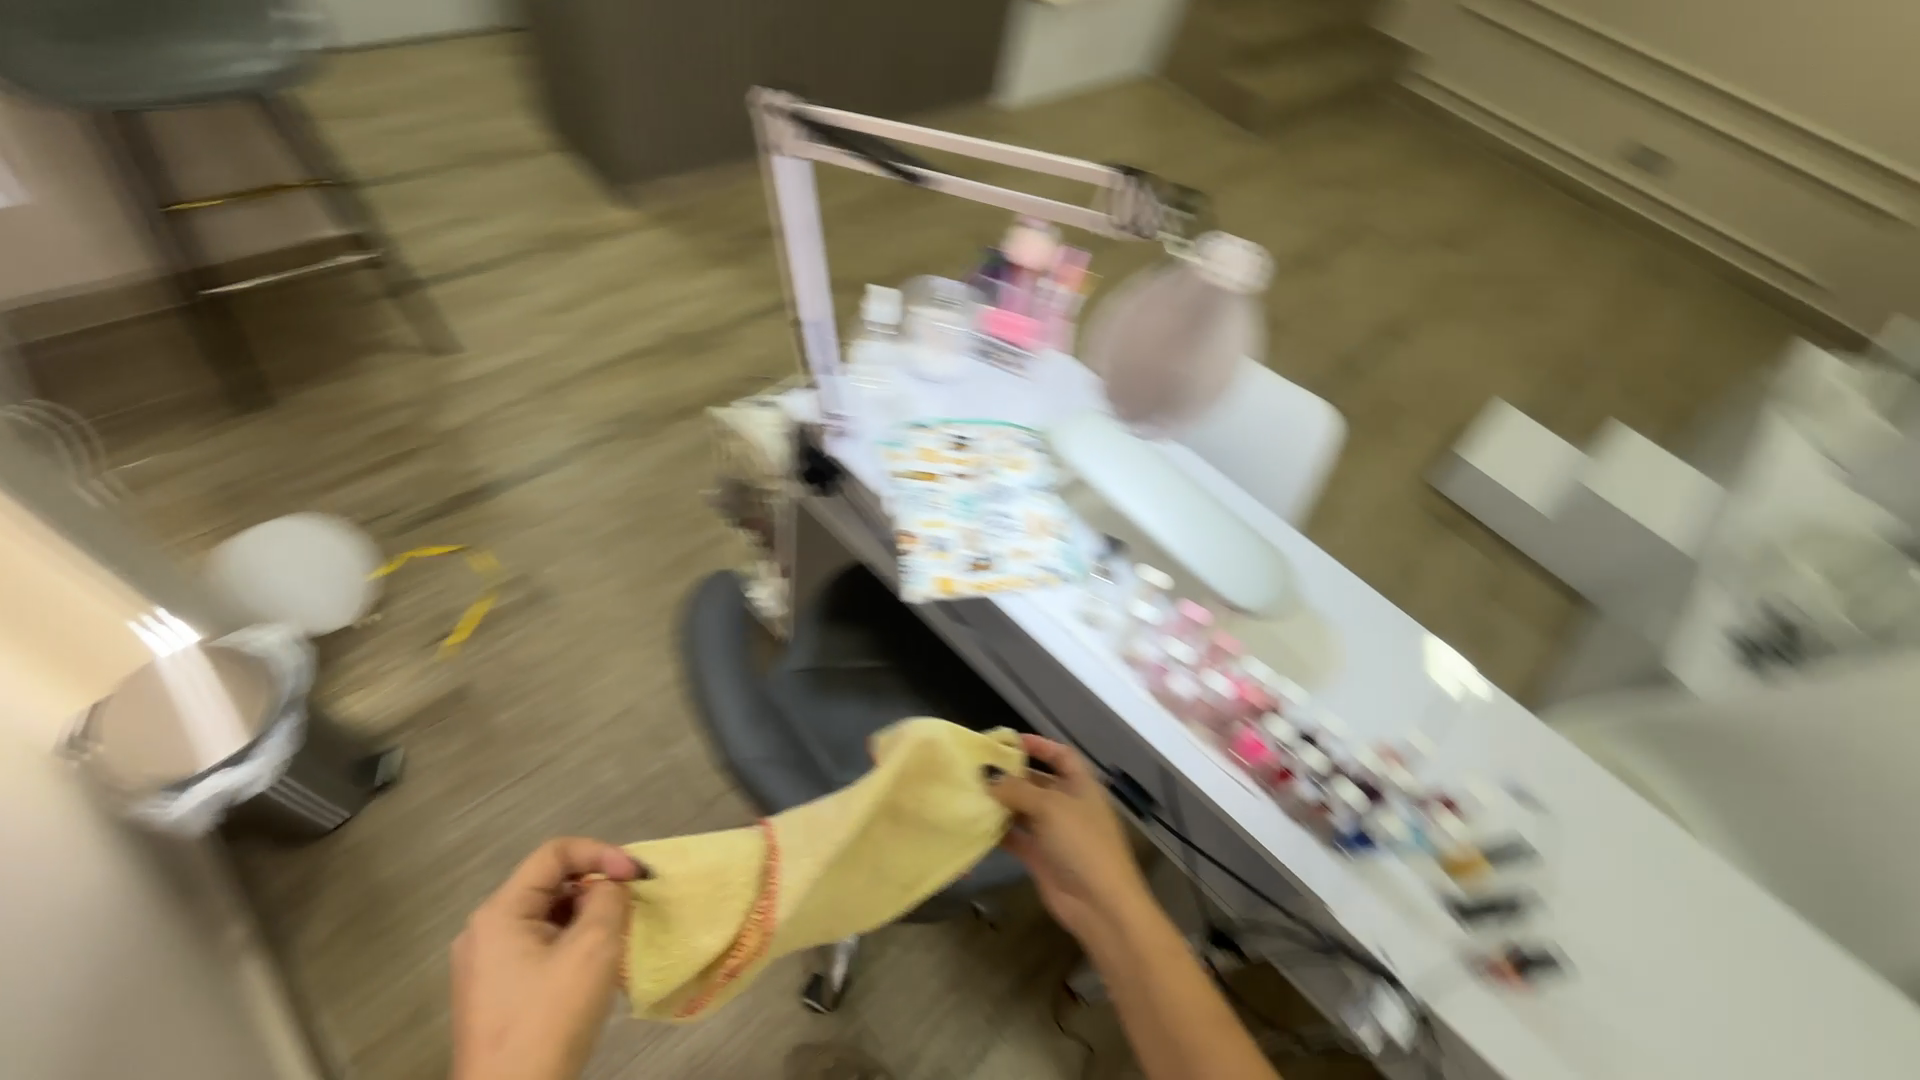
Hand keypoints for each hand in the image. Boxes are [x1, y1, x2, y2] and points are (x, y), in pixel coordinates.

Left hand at [450, 838, 649, 1079]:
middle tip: (629, 910)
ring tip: (614, 942)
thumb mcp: (594, 947)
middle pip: (548, 884)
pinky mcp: (492, 993)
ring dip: (585, 919)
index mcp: (499, 912)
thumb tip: (607, 887)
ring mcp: (483, 965)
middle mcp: (483, 931)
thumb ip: (608, 898)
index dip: (601, 853)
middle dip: (594, 888)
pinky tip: (590, 973)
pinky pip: (536, 947)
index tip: (636, 877)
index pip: (555, 853)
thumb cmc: (550, 1017)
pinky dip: (569, 945)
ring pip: (545, 918)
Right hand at [986, 735, 1153, 944]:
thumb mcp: (1050, 807)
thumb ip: (1017, 789)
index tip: (1009, 741)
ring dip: (1001, 802)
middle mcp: (1067, 805)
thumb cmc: (1082, 843)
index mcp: (1081, 786)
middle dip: (1011, 775)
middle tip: (977, 767)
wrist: (1100, 904)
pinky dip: (998, 830)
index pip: (1061, 755)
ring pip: (1023, 809)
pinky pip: (1015, 836)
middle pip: (1037, 782)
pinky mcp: (1040, 857)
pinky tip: (975, 822)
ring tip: (970, 792)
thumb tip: (988, 776)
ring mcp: (1054, 832)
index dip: (1039, 745)